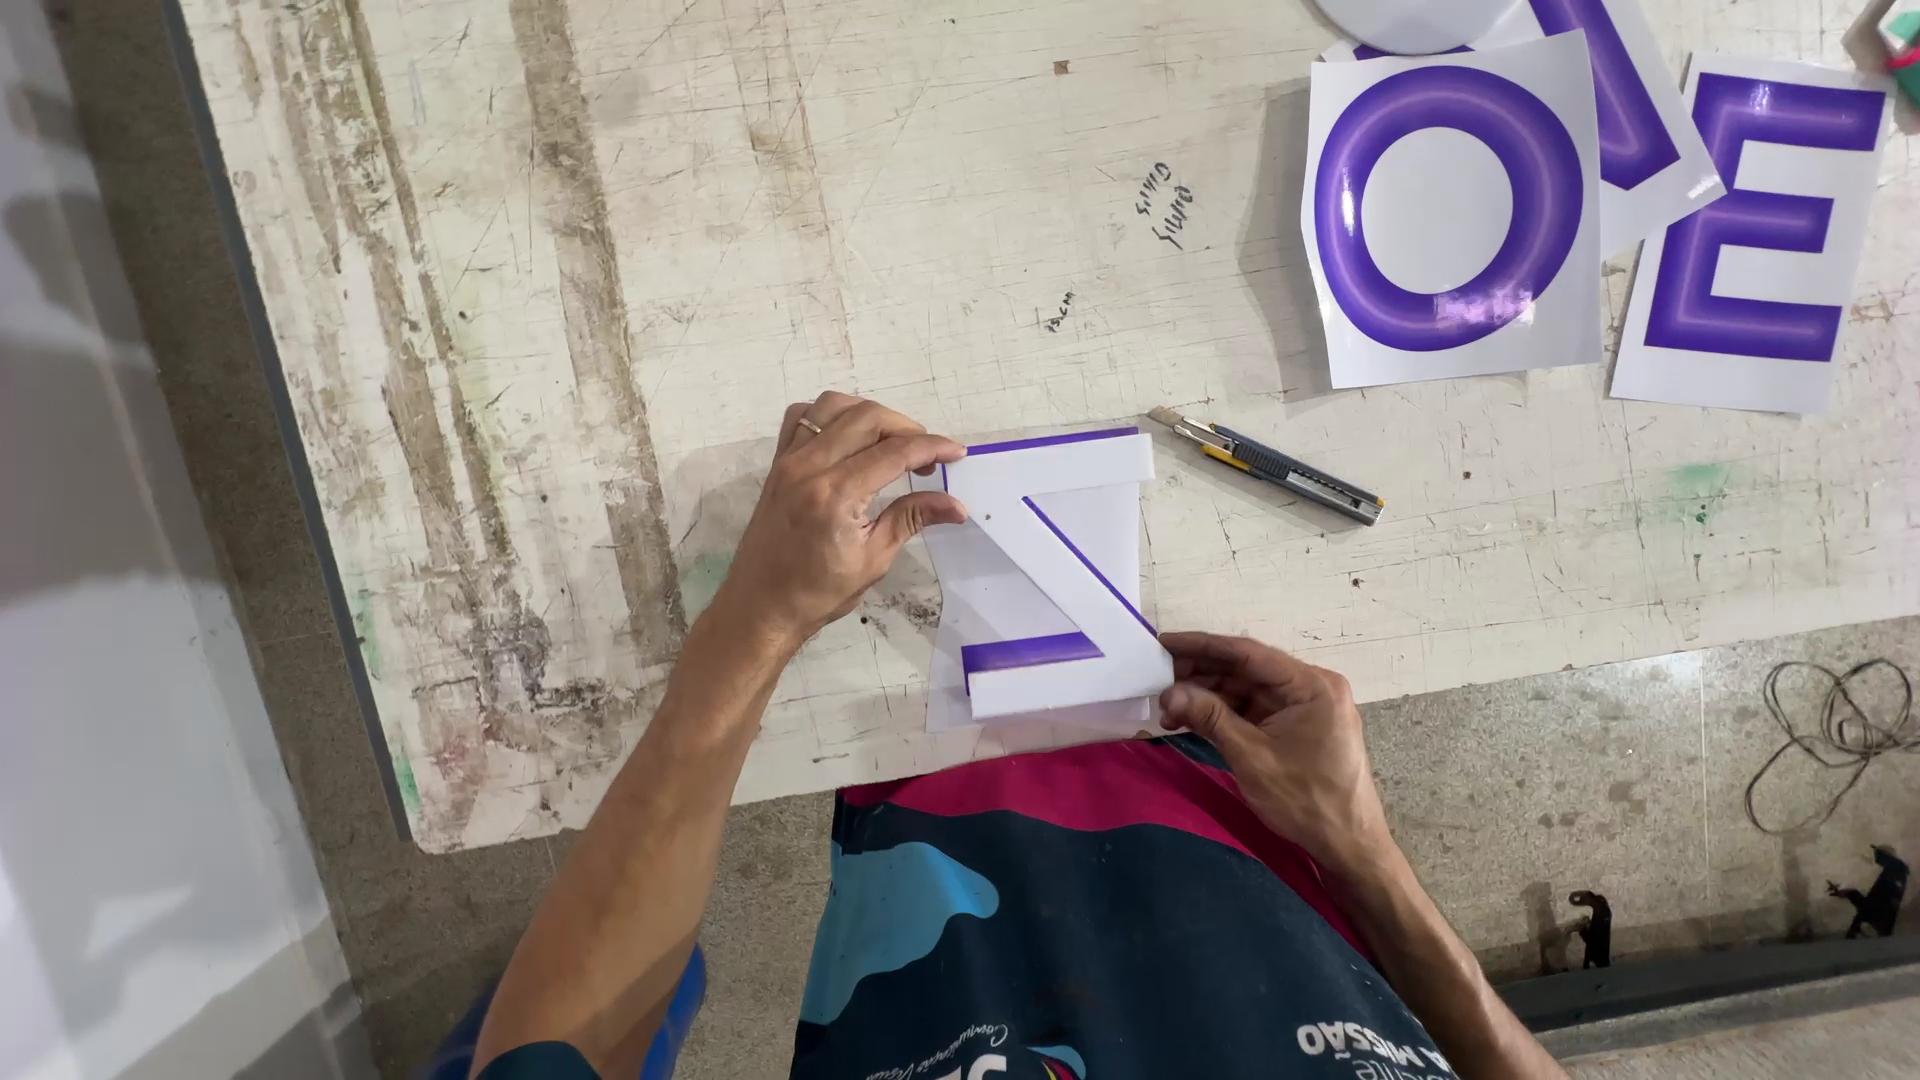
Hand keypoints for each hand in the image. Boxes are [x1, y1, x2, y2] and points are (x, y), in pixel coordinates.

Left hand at [713, 392, 967, 645]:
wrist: (761, 605)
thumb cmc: (818, 593)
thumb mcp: (874, 559)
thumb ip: (912, 519)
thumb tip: (956, 505)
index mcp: (836, 495)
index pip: (894, 452)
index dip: (932, 447)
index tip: (956, 453)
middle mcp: (809, 467)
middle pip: (867, 418)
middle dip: (907, 428)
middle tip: (927, 457)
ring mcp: (789, 461)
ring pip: (834, 406)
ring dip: (871, 415)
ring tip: (892, 442)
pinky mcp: (778, 463)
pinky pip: (803, 417)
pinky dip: (832, 415)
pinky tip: (850, 437)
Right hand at [1158, 632, 1390, 865]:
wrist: (1349, 848)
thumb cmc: (1306, 801)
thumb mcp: (1251, 756)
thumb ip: (1210, 717)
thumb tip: (1168, 693)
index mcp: (1311, 685)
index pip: (1247, 653)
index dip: (1201, 645)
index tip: (1163, 643)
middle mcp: (1310, 686)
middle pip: (1244, 668)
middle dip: (1200, 673)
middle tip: (1157, 678)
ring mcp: (1303, 706)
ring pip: (1244, 688)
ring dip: (1207, 696)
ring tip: (1168, 708)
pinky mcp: (1295, 724)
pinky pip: (1252, 708)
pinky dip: (1222, 712)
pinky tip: (1190, 719)